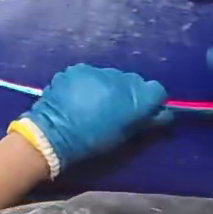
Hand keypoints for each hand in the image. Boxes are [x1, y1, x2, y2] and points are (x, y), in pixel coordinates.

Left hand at [15, 64, 172, 176]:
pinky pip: (89, 75)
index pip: (157, 91)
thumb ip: (145, 124)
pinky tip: (77, 97)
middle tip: (115, 110)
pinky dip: (87, 84)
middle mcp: (120, 78)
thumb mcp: (125, 138)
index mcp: (136, 98)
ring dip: (107, 87)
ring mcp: (97, 71)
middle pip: (133, 81)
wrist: (52, 135)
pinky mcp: (77, 69)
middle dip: (128, 93)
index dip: (151, 102)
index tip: (143, 113)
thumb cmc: (91, 145)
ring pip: (111, 76)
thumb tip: (161, 115)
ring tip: (93, 103)